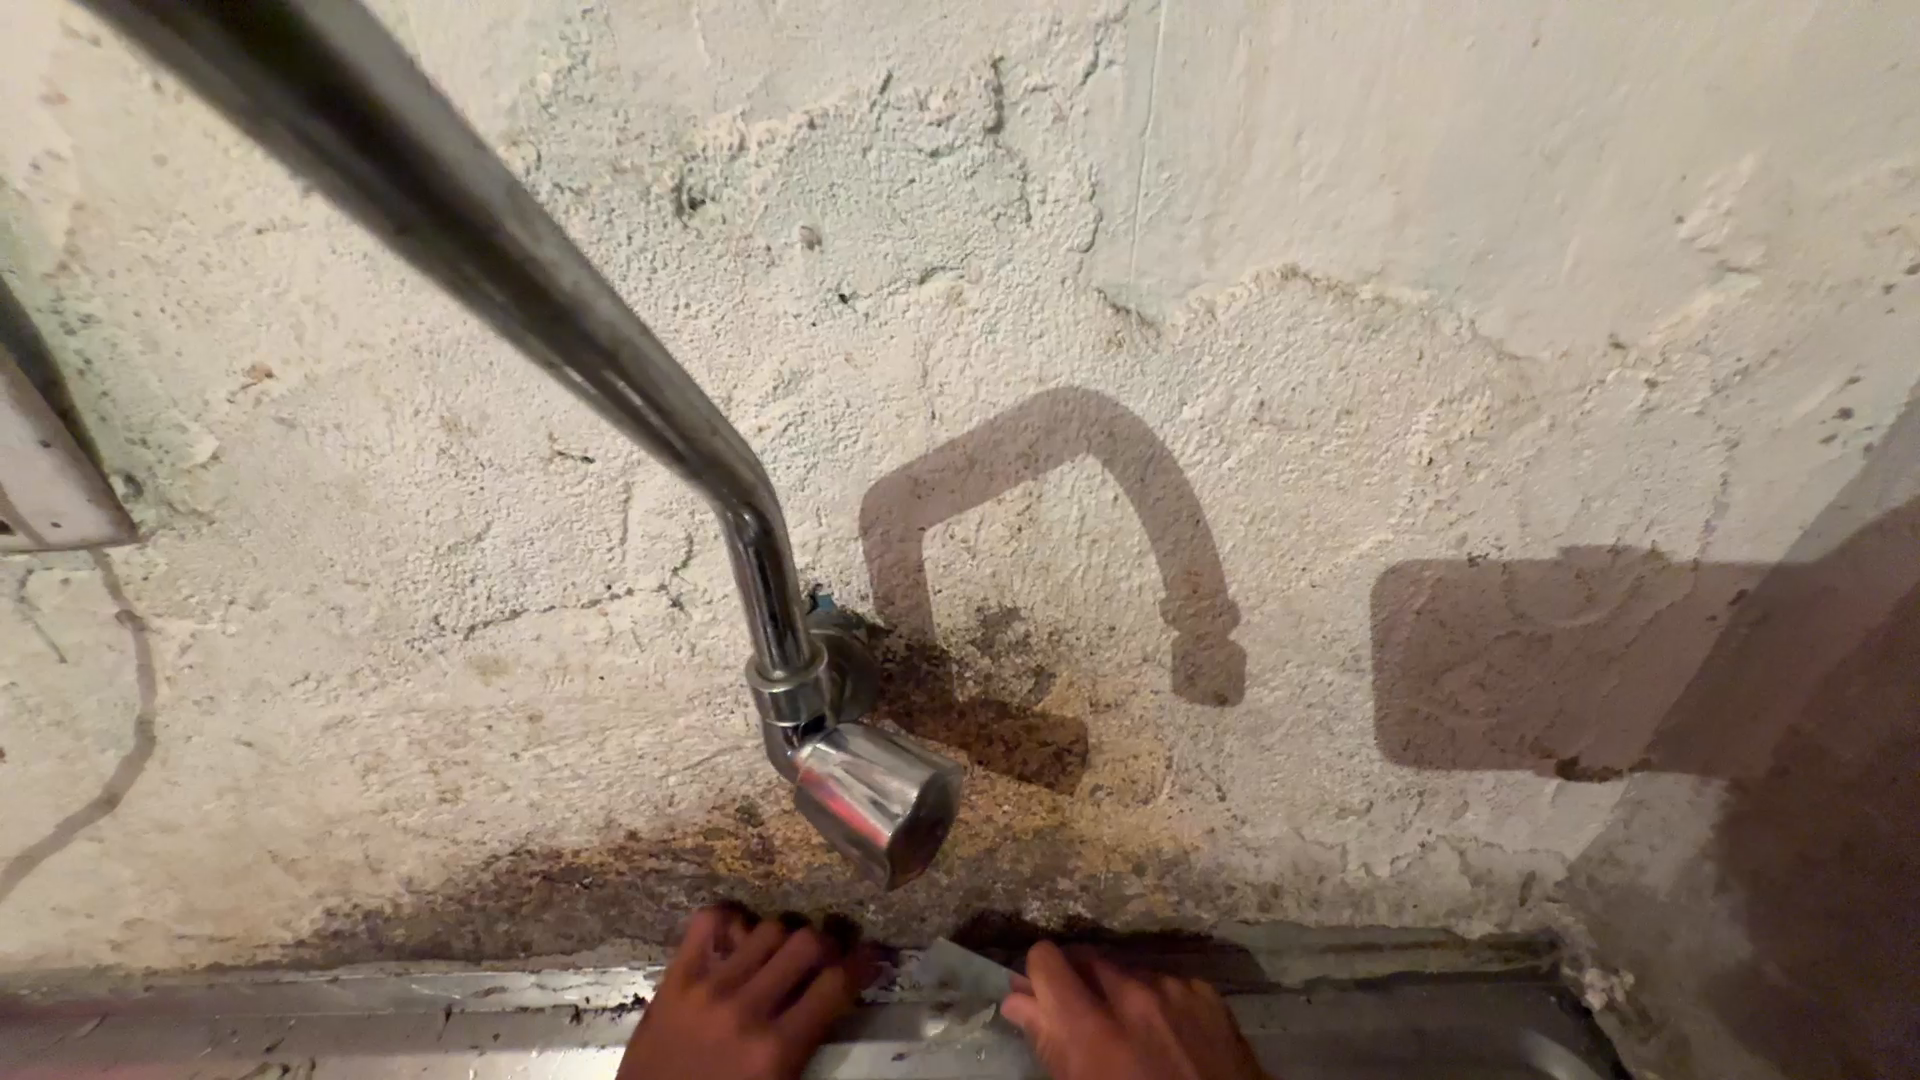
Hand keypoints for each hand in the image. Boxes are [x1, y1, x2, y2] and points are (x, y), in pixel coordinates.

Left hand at [616, 906, 873, 1079]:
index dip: (864, 963)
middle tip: (825, 957)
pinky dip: (730, 920)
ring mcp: (707, 989)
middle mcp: (746, 1011)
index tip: (873, 955)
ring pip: (768, 928)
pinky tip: (739, 937)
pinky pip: (709, 922)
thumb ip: (806, 1043)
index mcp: (775, 1051)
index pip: (836, 985)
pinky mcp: (674, 980)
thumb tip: (837, 995)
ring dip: (784, 938)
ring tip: (780, 954)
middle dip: (826, 945)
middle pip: (807, 942)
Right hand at [1000, 942, 1270, 1079]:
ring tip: (1135, 1037)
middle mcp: (1133, 993)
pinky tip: (1170, 1039)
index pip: (1046, 958)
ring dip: (1120, 993)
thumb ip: (1049, 1045)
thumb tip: (1019, 1001)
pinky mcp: (1207, 993)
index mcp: (1095, 1029)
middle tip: (1084, 1021)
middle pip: (1085, 957)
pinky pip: (1166, 982)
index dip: (1038, 977)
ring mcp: (1174, 988)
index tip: (1040, 999)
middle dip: (1078, 983)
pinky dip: (1159, 1003)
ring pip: (1126, 970)